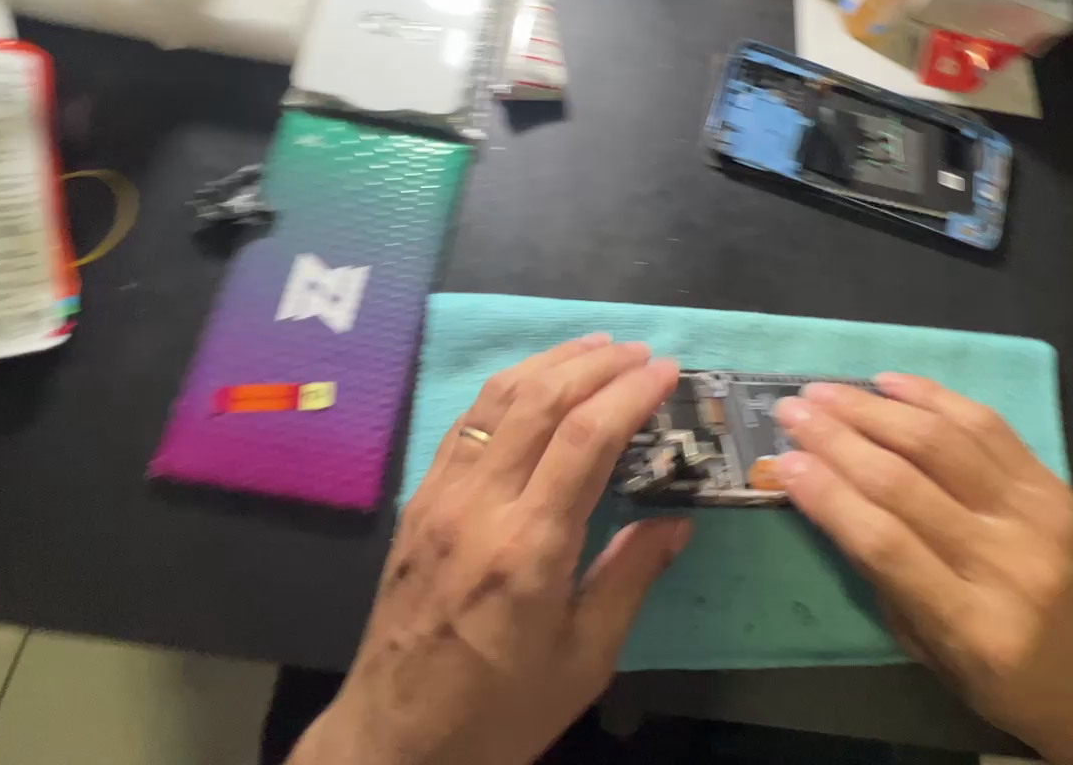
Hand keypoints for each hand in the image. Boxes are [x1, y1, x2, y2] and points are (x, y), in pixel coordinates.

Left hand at [291, 335, 689, 764]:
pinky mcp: (420, 496)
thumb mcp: (585, 659)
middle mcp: (481, 504)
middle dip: (596, 364)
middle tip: (639, 352)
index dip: (630, 393)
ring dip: (550, 361)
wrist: (395, 738)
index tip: (665, 372)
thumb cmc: (501, 708)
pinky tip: (534, 380)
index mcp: (529, 547)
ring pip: (498, 399)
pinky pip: (467, 422)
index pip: (586, 438)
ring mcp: (442, 494)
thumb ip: (630, 577)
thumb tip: (677, 521)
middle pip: (541, 401)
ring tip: (595, 346)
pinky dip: (507, 388)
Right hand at [773, 374, 1072, 764]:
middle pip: (906, 482)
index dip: (827, 494)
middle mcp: (1010, 563)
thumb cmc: (1002, 680)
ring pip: (942, 442)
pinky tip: (888, 382)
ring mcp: (1040, 517)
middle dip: (836, 438)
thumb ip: (881, 570)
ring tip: (825, 391)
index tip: (782, 460)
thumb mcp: (928, 648)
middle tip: (791, 410)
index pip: (884, 542)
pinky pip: (987, 424)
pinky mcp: (1056, 485)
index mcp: (975, 625)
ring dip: (873, 408)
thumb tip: (822, 490)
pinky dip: (932, 396)